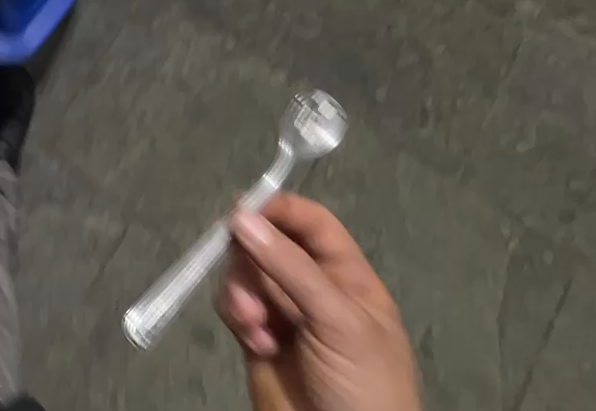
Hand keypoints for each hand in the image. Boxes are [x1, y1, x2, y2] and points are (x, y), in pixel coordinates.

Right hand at [215, 193, 421, 410]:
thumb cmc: (363, 385)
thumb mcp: (339, 323)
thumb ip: (290, 267)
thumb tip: (239, 214)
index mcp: (347, 278)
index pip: (311, 223)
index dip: (279, 209)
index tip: (244, 209)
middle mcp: (313, 287)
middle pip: (268, 242)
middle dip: (251, 258)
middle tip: (247, 278)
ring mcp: (284, 311)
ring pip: (244, 272)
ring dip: (241, 291)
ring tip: (253, 322)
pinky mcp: (257, 333)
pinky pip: (232, 303)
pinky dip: (236, 316)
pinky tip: (254, 340)